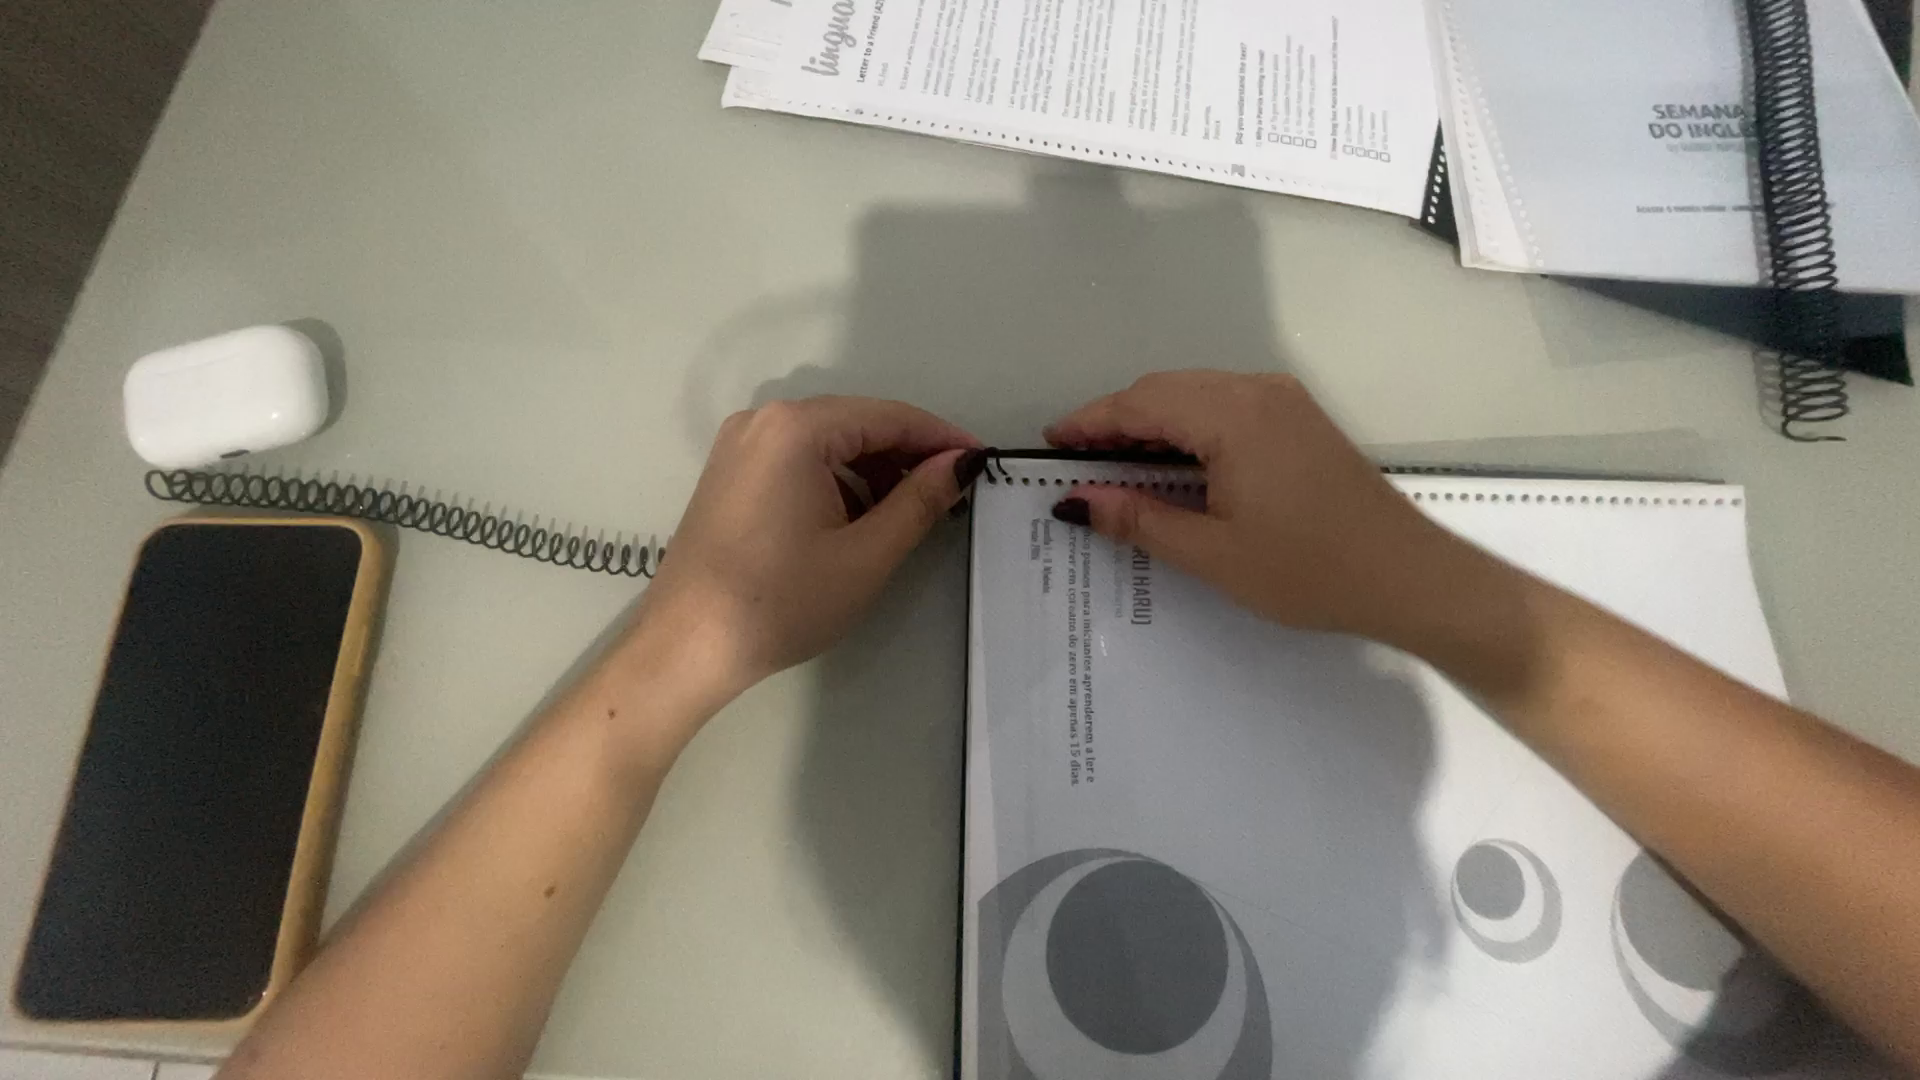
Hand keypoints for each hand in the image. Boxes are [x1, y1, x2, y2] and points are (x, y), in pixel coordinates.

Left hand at [623, 396, 983, 716]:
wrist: (687, 648)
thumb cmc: (782, 601)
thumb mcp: (866, 554)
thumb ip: (920, 500)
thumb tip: (961, 464)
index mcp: (797, 428)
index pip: (890, 417)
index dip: (942, 439)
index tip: (983, 462)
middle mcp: (764, 420)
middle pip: (857, 424)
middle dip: (908, 456)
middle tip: (951, 494)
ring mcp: (741, 445)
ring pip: (828, 443)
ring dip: (874, 471)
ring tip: (907, 514)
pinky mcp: (731, 473)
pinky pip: (799, 461)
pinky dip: (837, 481)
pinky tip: (857, 519)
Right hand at [1045, 371, 1458, 641]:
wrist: (1410, 579)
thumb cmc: (1307, 570)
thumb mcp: (1211, 552)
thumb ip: (1137, 519)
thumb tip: (1074, 502)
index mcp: (1233, 416)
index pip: (1140, 403)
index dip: (1089, 422)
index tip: (1051, 444)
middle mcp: (1256, 391)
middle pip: (1165, 389)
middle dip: (1115, 420)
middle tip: (1078, 460)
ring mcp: (1282, 401)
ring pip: (1193, 395)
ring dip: (1150, 422)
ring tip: (1114, 463)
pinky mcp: (1296, 419)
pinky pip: (1222, 406)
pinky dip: (1184, 426)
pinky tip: (1170, 461)